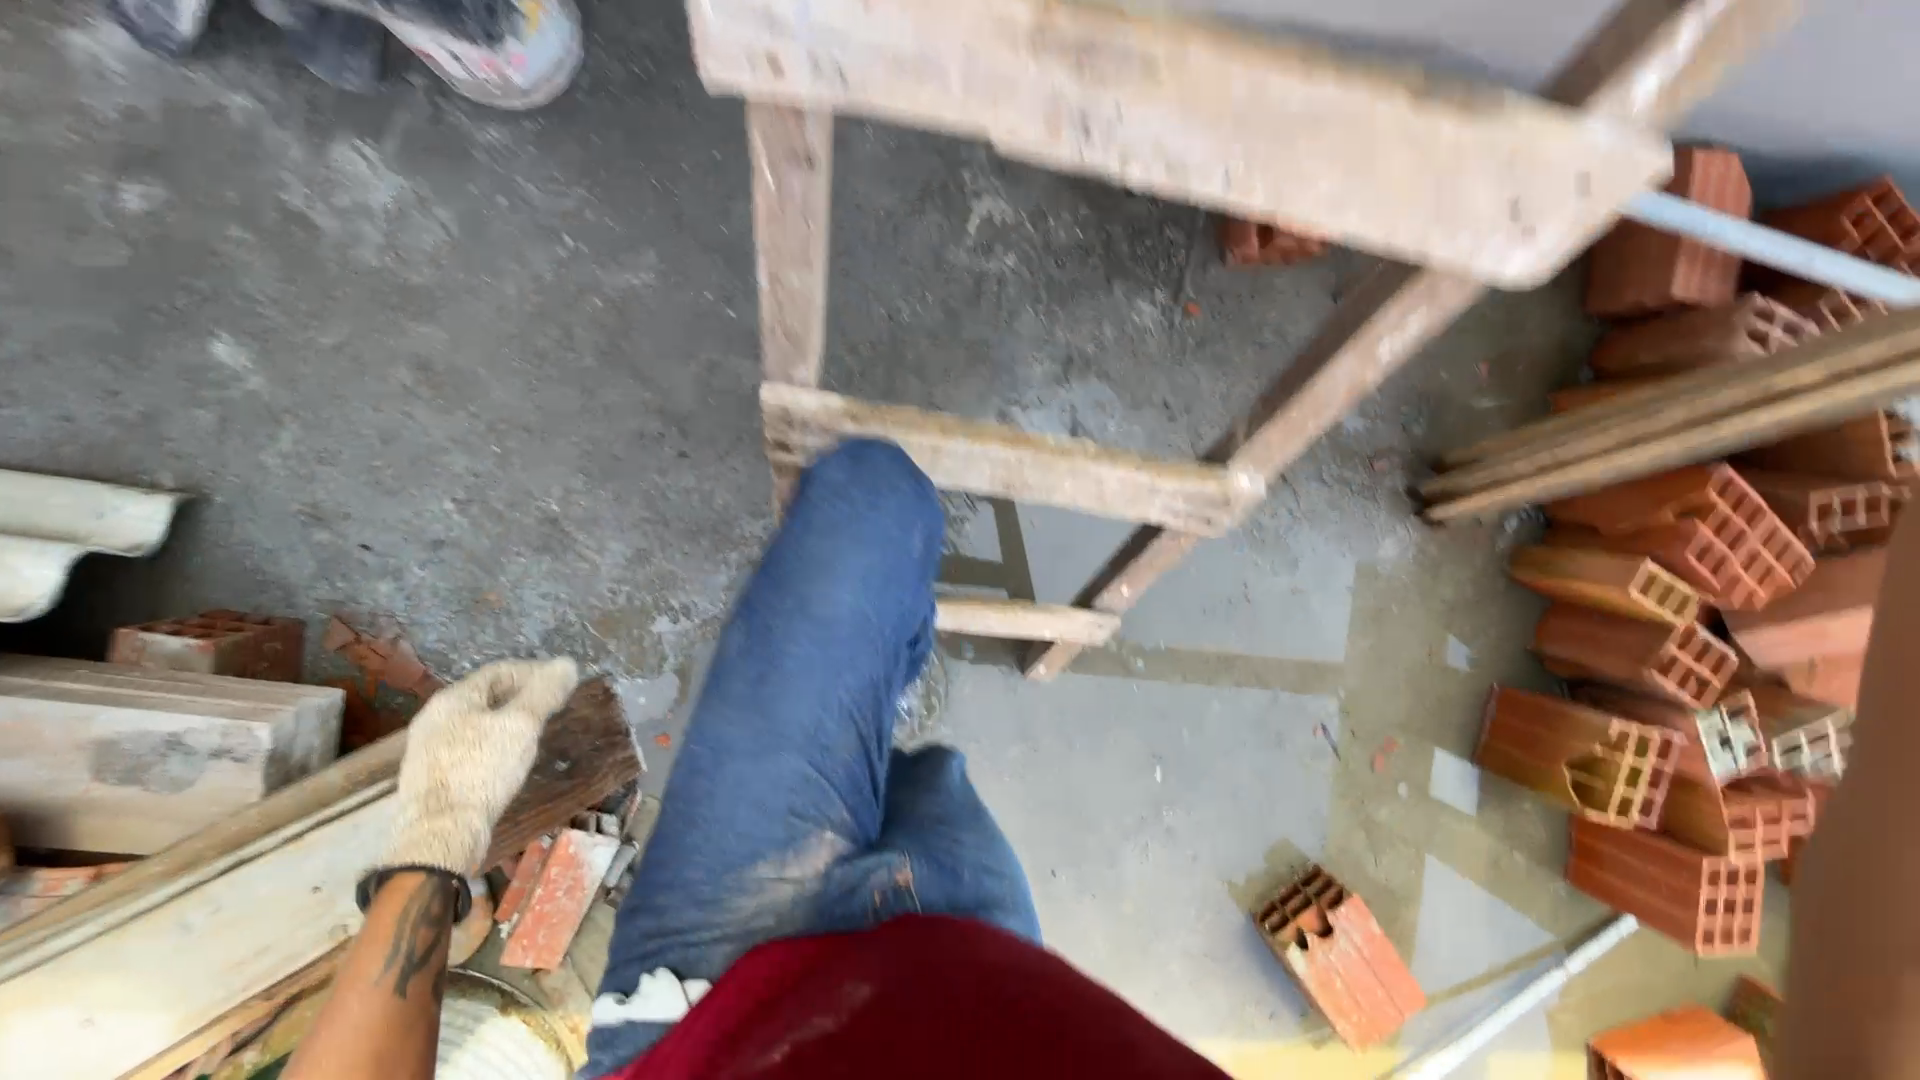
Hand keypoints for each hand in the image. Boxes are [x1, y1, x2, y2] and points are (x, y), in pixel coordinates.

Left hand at [377, 657, 580, 876]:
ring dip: (508, 721)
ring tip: (534, 733)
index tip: (562, 683)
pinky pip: (469, 747)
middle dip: (521, 696)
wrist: (440, 832)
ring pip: (477, 723)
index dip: (534, 671)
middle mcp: (434, 718)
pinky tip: (508, 761)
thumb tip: (566, 665)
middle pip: (486, 696)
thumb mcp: (521, 726)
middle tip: (552, 707)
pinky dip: (493, 744)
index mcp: (452, 700)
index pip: (498, 671)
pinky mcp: (432, 776)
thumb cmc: (481, 771)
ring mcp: (429, 749)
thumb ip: (544, 693)